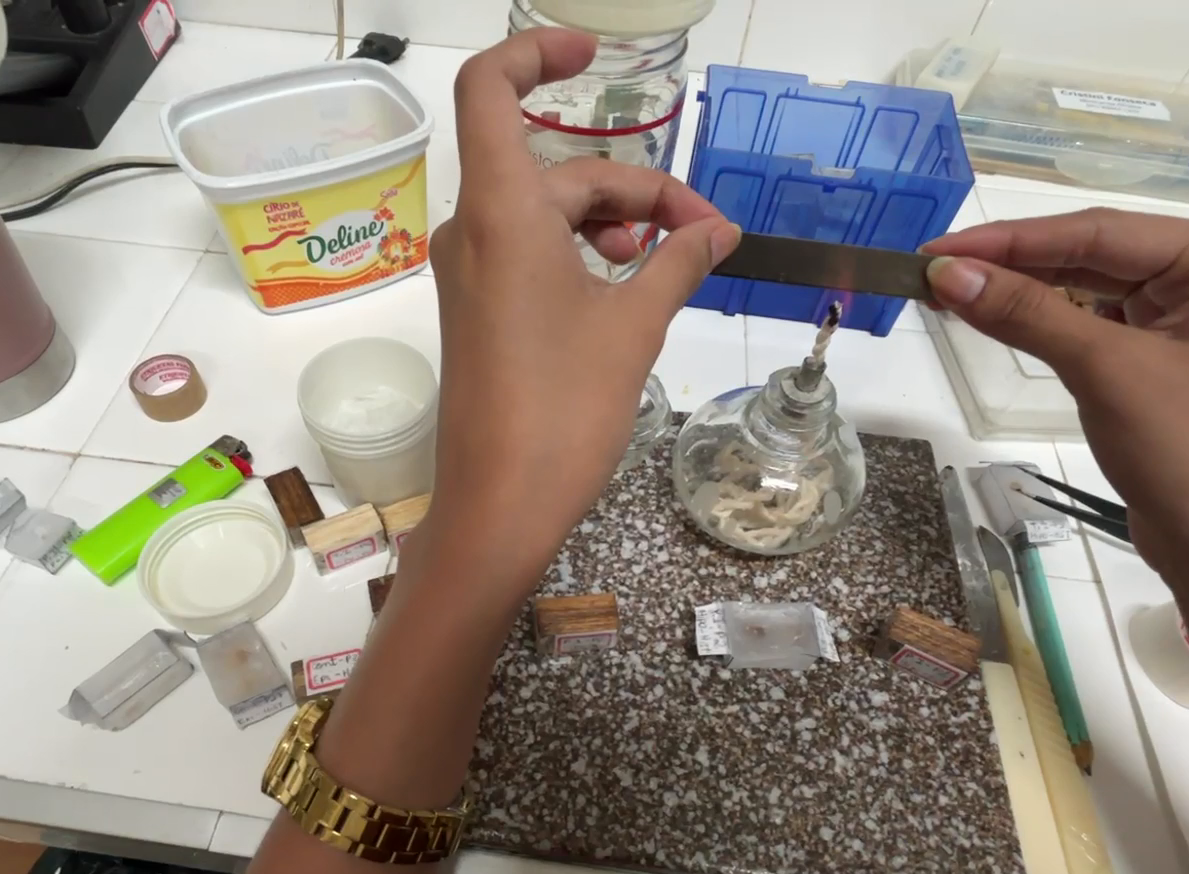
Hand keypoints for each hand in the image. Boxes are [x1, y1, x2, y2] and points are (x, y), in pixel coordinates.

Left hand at [420, 28, 739, 586]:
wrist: (500, 504)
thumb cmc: (564, 411)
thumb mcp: (633, 327)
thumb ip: (676, 263)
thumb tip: (717, 232)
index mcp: (502, 213)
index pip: (491, 91)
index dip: (536, 55)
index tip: (592, 55)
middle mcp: (474, 233)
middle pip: (556, 173)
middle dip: (633, 192)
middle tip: (700, 236)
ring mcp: (471, 278)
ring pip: (547, 219)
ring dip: (610, 228)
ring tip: (666, 264)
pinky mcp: (479, 316)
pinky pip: (530, 259)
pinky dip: (580, 261)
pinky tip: (626, 291)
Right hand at [921, 210, 1188, 585]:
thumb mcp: (1106, 371)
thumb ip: (1026, 314)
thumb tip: (946, 275)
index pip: (1100, 234)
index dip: (1008, 241)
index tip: (933, 253)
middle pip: (1097, 257)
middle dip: (1012, 265)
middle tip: (931, 273)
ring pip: (1093, 291)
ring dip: (1024, 293)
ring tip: (951, 293)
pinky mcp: (1171, 360)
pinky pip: (1099, 326)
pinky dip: (1048, 323)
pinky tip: (1002, 318)